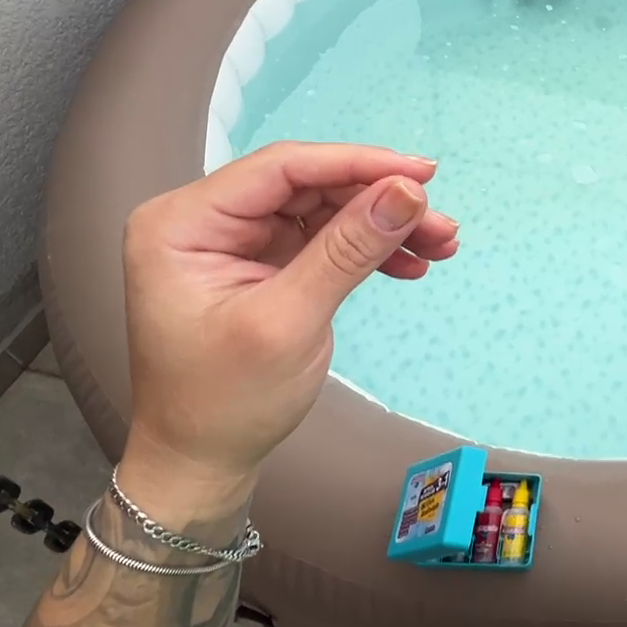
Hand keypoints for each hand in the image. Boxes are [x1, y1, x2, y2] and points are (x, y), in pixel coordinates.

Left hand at [115, 142, 459, 514]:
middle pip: (313, 187)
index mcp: (185, 222)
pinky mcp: (269, 261)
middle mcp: (210, 219)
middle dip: (381, 202)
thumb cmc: (227, 400)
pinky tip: (412, 265)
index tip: (424, 174)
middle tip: (441, 225)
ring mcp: (241, 240)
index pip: (283, 168)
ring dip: (387, 226)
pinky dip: (374, 249)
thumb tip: (408, 192)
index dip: (358, 164)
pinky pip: (331, 238)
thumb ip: (348, 250)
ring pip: (331, 210)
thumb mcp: (289, 321)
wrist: (204, 463)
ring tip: (441, 245)